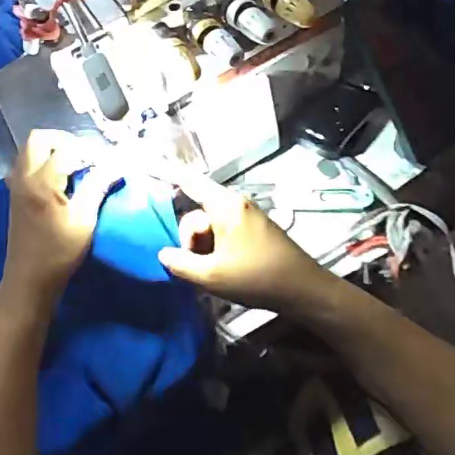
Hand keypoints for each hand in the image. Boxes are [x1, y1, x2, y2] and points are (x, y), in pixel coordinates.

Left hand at [0, 131, 117, 312]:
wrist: (28, 279)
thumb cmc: (59, 253)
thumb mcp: (85, 221)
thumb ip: (97, 187)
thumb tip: (114, 166)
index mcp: (42, 182)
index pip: (66, 149)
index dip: (88, 151)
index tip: (103, 164)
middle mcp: (24, 177)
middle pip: (39, 138)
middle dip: (64, 140)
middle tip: (84, 157)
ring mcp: (15, 184)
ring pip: (29, 148)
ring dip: (51, 149)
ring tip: (73, 165)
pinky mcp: (14, 192)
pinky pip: (25, 162)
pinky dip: (41, 161)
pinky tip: (58, 178)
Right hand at [157, 171, 342, 313]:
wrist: (303, 290)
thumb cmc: (256, 278)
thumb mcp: (212, 276)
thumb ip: (182, 264)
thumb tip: (164, 253)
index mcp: (225, 206)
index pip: (191, 183)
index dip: (169, 174)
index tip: (150, 164)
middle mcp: (236, 204)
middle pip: (198, 212)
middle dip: (191, 238)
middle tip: (198, 264)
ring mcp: (247, 216)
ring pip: (211, 224)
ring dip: (204, 246)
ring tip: (212, 271)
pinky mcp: (254, 229)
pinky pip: (224, 230)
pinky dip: (216, 246)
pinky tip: (222, 268)